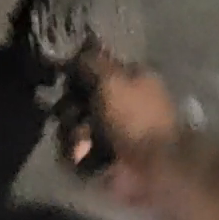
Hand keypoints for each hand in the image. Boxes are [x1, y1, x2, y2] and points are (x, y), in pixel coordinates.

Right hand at [71, 49, 181, 206]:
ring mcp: (113, 133)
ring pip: (75, 127)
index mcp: (132, 79)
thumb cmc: (135, 118)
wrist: (153, 168)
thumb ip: (92, 63)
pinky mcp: (105, 159)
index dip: (76, 75)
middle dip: (71, 109)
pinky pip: (77, 152)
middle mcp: (122, 104)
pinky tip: (83, 157)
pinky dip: (76, 155)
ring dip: (73, 134)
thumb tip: (76, 52)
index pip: (95, 69)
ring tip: (82, 143)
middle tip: (73, 116)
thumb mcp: (113, 80)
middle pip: (80, 99)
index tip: (65, 81)